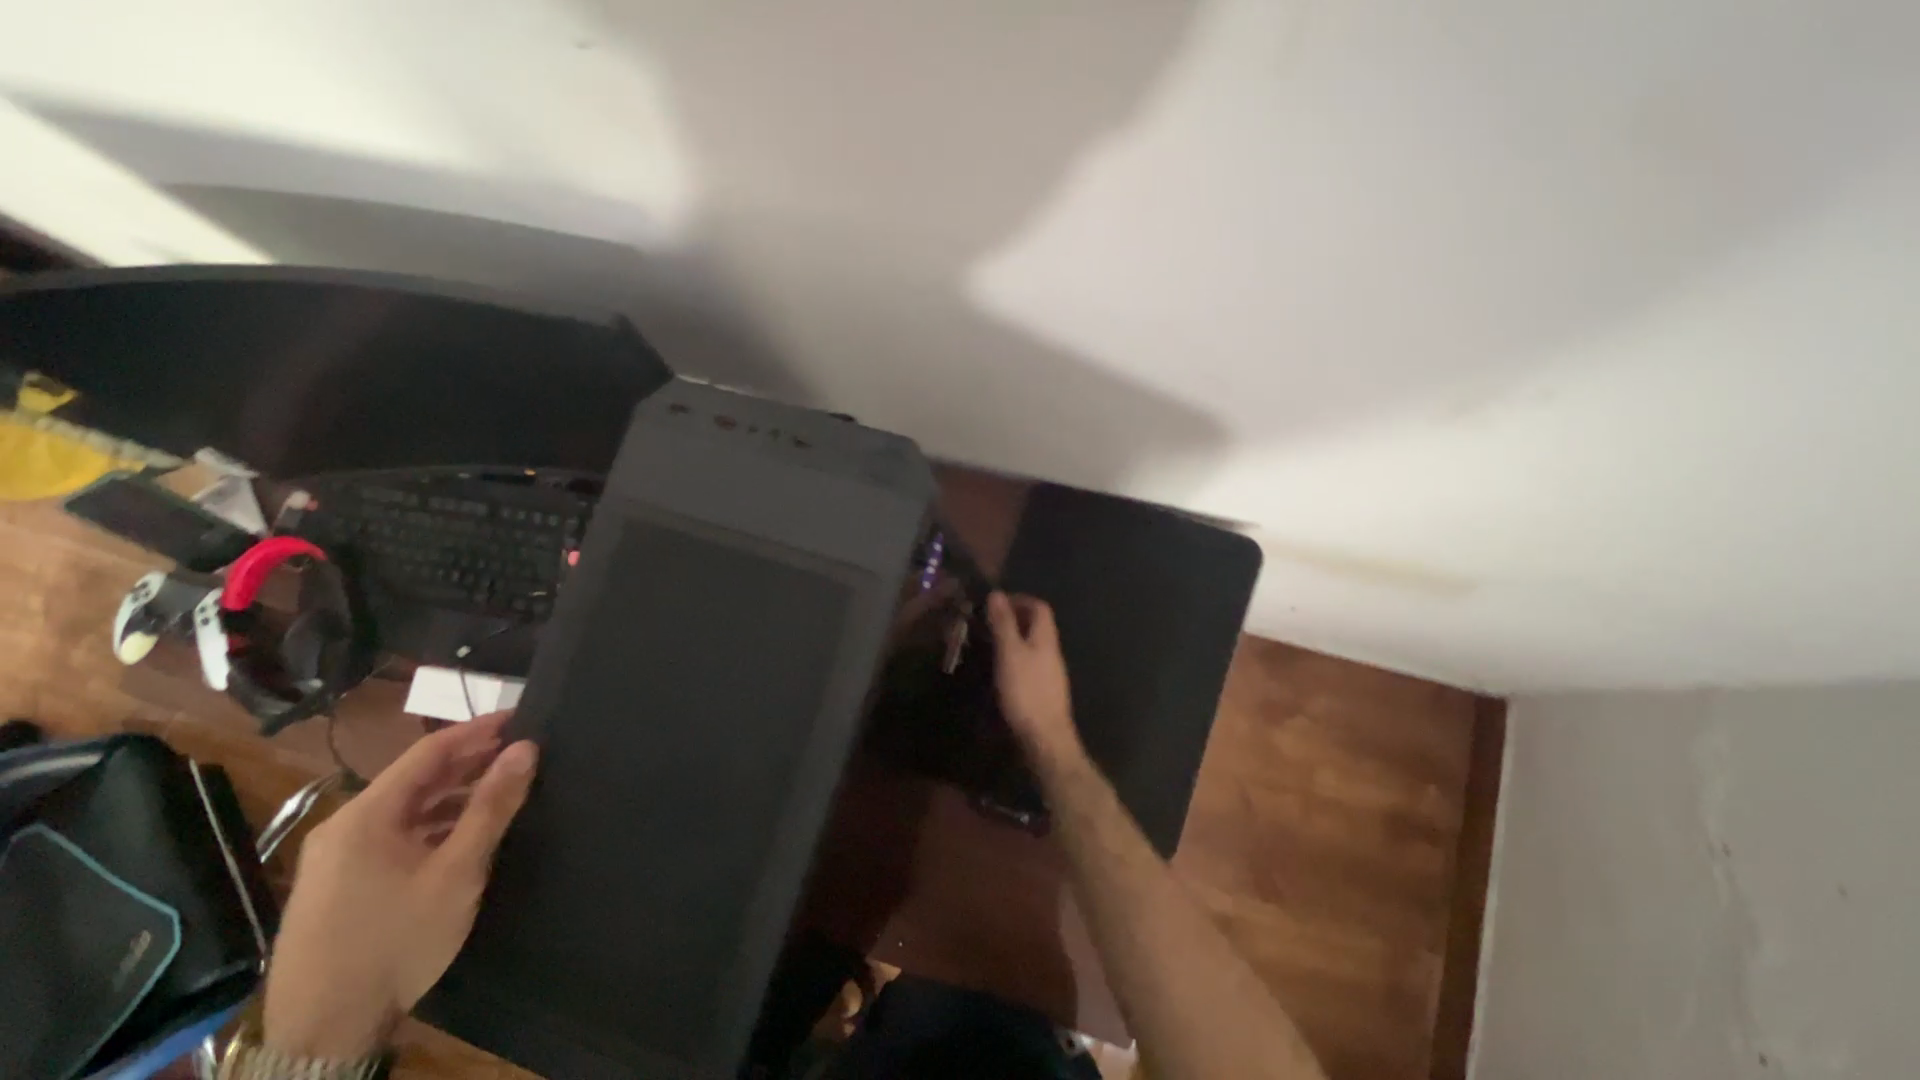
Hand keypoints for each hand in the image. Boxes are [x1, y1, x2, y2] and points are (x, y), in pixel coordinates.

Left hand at [263, 712, 538, 1058]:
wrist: (322, 1029)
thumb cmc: (396, 940)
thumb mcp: (456, 872)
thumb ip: (492, 807)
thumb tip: (525, 749)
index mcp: (366, 813)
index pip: (428, 751)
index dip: (477, 731)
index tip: (521, 718)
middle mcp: (344, 825)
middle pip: (414, 779)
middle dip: (468, 763)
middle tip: (519, 753)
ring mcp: (335, 858)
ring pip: (403, 810)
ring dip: (451, 797)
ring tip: (500, 792)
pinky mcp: (337, 885)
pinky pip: (391, 837)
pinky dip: (430, 827)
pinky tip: (460, 838)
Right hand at [986, 592, 1081, 765]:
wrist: (1045, 738)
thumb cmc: (1026, 691)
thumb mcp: (1010, 653)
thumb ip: (1003, 624)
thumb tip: (997, 593)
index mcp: (1046, 639)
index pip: (1040, 608)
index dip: (1020, 600)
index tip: (995, 603)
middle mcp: (1052, 652)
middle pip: (1037, 626)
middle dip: (1014, 619)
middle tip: (987, 622)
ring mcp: (1050, 673)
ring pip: (1033, 646)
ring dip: (1013, 639)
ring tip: (988, 643)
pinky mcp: (1044, 692)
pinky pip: (1030, 664)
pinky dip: (1015, 659)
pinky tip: (1000, 670)